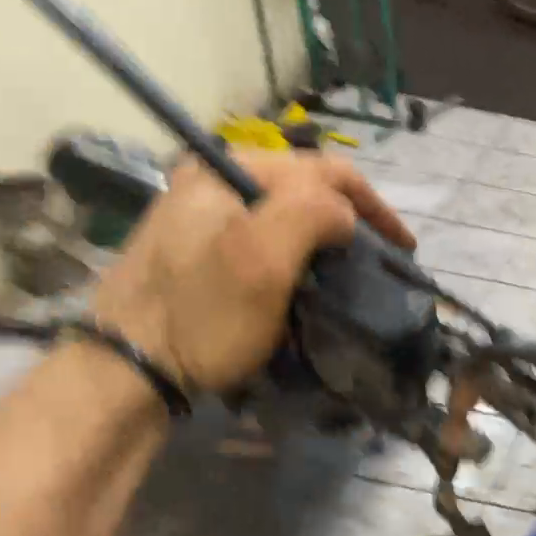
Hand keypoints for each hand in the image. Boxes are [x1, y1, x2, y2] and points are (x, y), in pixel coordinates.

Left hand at [93, 151, 416, 391]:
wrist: (131, 366)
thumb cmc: (204, 316)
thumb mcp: (263, 261)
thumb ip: (310, 215)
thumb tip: (347, 216)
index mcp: (228, 169)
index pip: (325, 171)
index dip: (374, 207)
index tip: (404, 249)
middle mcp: (213, 177)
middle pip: (306, 187)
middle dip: (352, 219)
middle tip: (381, 260)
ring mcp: (202, 210)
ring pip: (287, 210)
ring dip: (327, 236)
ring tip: (351, 270)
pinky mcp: (198, 244)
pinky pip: (265, 233)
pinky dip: (300, 250)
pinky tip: (309, 276)